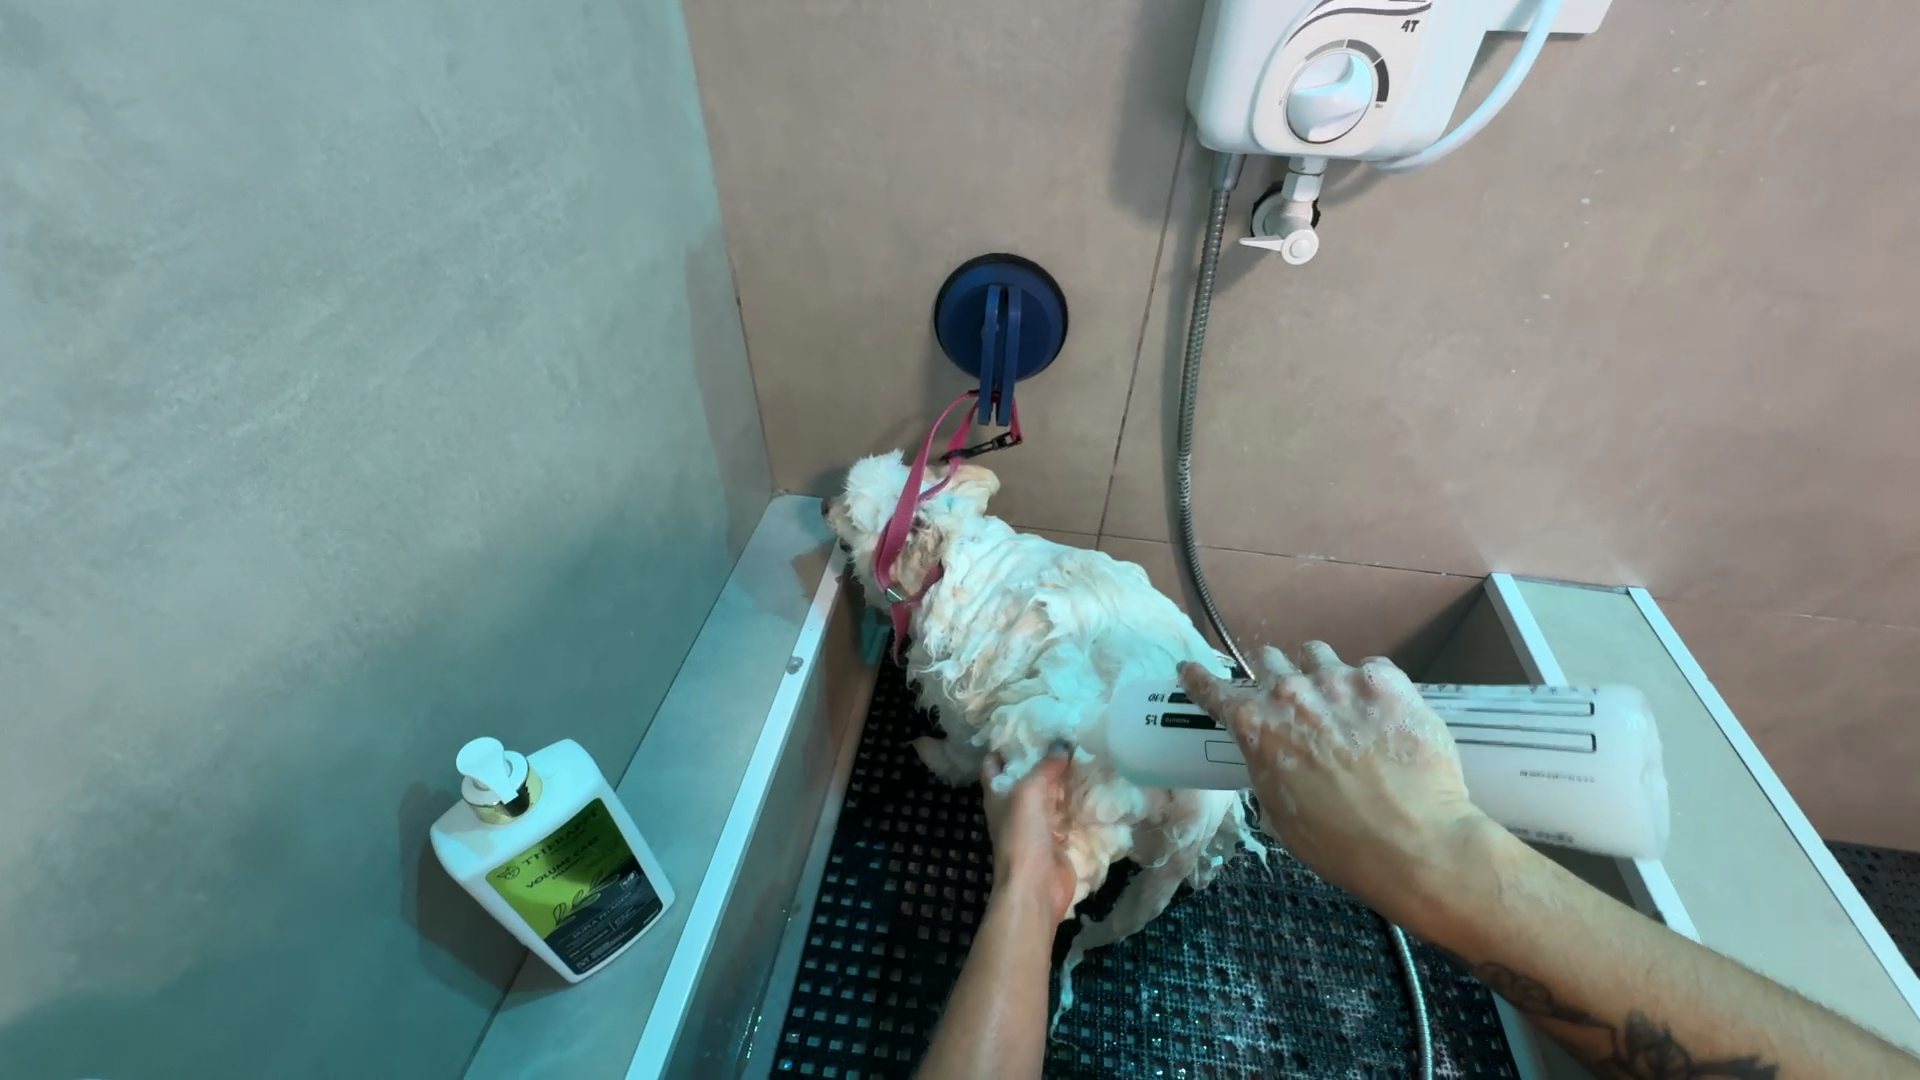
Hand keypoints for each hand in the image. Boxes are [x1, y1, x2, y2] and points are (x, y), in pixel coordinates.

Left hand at [980, 748, 1077, 923]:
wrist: (1035, 887)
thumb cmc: (1022, 834)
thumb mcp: (1030, 791)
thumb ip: (1046, 766)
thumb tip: (1062, 743)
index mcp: (996, 793)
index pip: (994, 762)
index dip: (1005, 745)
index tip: (1028, 727)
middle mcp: (1013, 806)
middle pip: (1025, 776)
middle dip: (1042, 758)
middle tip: (1066, 734)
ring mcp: (1034, 824)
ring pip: (1048, 794)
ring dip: (1063, 779)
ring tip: (1083, 753)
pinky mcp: (1055, 839)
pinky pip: (1066, 814)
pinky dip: (1077, 801)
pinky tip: (1094, 785)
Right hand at [1178, 642, 1493, 924]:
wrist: (1418, 846)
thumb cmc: (1338, 844)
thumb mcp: (1278, 814)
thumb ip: (1266, 769)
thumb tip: (1275, 759)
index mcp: (1254, 724)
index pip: (1210, 688)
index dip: (1198, 679)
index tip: (1192, 671)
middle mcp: (1289, 691)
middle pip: (1268, 659)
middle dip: (1275, 678)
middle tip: (1293, 703)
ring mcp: (1339, 680)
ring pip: (1317, 654)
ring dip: (1320, 674)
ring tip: (1341, 702)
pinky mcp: (1387, 681)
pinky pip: (1370, 668)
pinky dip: (1370, 686)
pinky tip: (1383, 714)